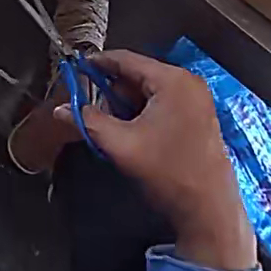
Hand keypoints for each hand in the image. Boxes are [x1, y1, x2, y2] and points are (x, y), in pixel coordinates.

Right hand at [63, 51, 256, 270]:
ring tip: (118, 132)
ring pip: (148, 91)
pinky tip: (135, 135)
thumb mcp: (121, 145)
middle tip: (96, 114)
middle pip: (137, 75)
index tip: (77, 68)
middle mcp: (188, 83)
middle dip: (113, 94)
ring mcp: (196, 99)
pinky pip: (162, 103)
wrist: (209, 211)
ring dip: (127, 106)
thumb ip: (88, 121)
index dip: (98, 63)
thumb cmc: (169, 173)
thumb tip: (61, 110)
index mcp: (172, 80)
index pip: (126, 59)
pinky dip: (143, 114)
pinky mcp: (199, 116)